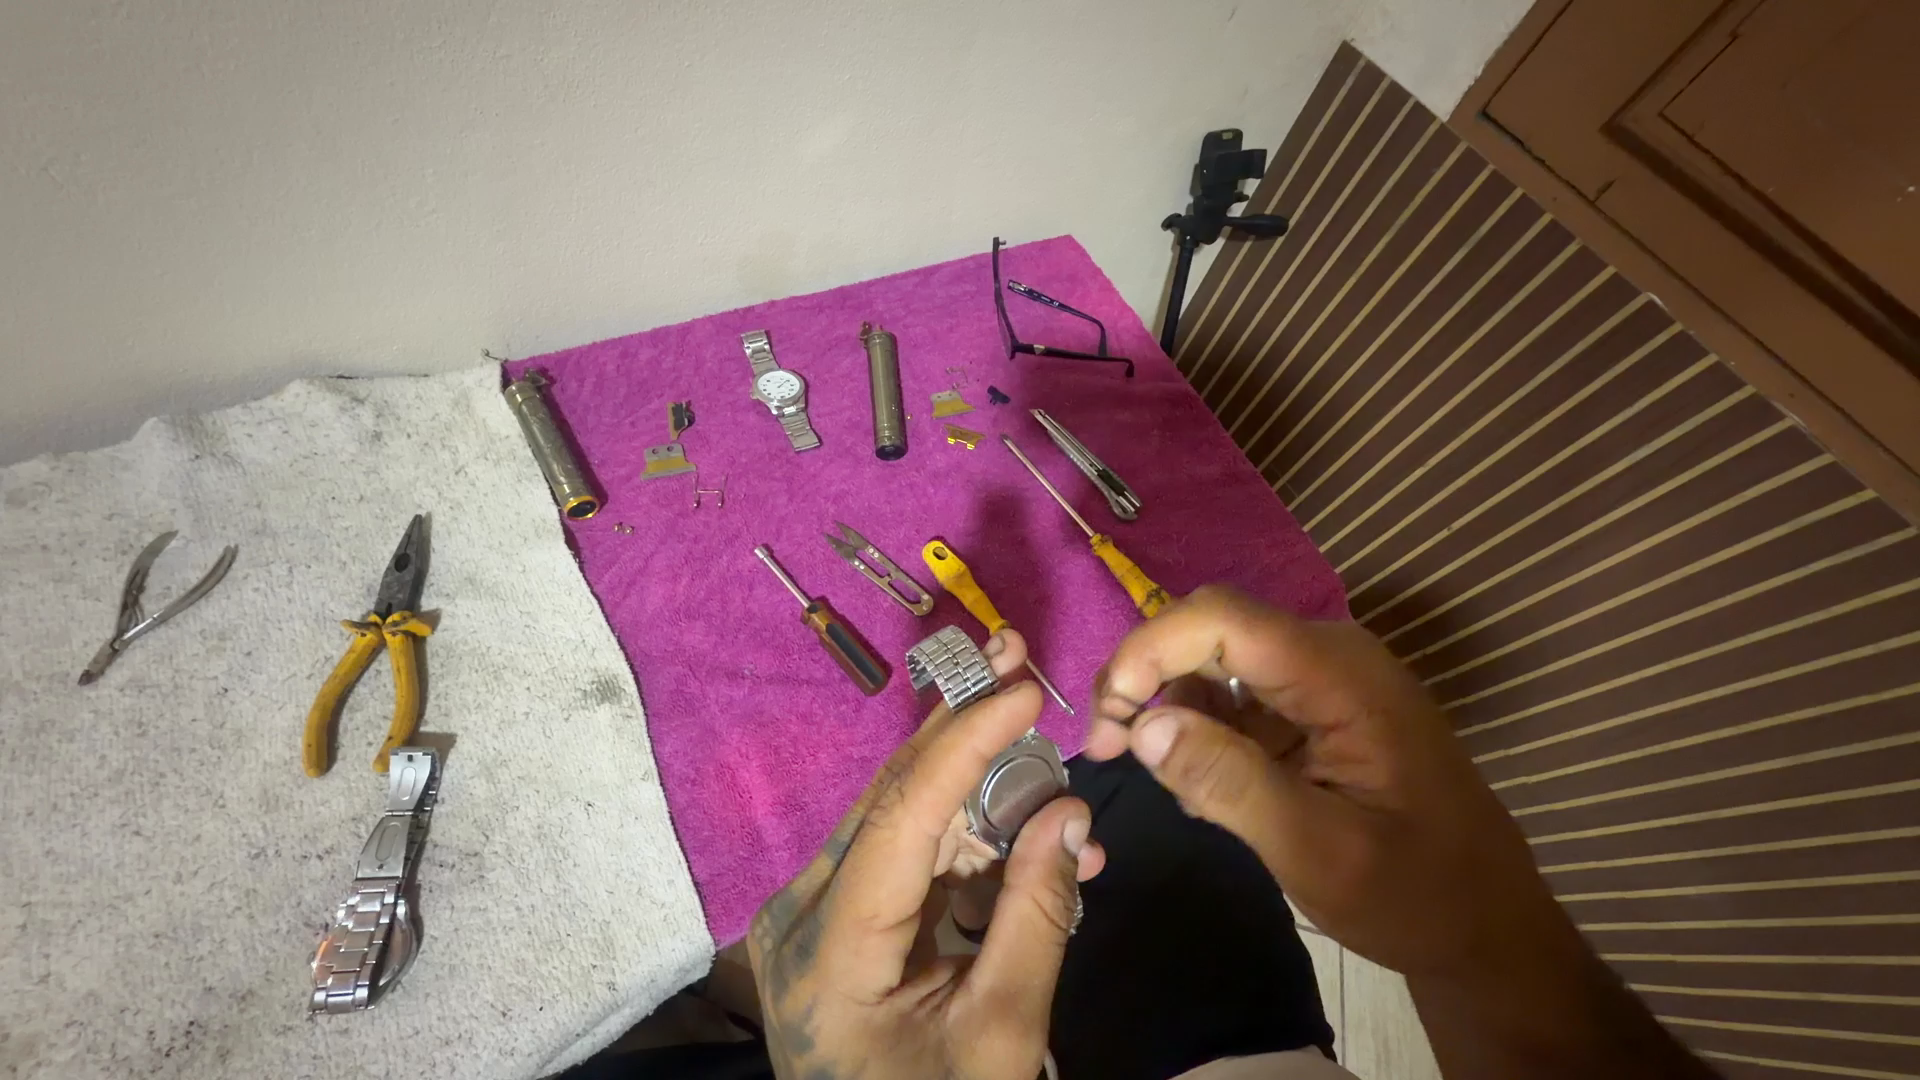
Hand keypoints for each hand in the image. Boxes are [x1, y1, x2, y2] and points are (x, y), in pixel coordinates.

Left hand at [749, 629, 1105, 1079]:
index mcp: (829, 948)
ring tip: (1048, 759)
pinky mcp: (841, 914)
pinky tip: (1034, 837)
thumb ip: (1036, 918)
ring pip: (908, 814)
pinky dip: (974, 839)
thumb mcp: (1000, 1037)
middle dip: (963, 725)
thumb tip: (1072, 810)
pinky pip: (913, 854)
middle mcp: (806, 908)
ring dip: (983, 787)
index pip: (903, 813)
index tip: (1023, 688)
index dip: (967, 740)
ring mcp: (819, 908)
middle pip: (896, 794)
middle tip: (1012, 657)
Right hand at [1084, 585, 1575, 980]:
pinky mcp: (1313, 706)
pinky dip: (1199, 727)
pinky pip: (1236, 693)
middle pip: (1210, 629)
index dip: (1150, 648)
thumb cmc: (1415, 895)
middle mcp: (1328, 655)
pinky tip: (1197, 781)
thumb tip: (1142, 727)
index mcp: (1339, 673)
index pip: (1222, 618)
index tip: (1110, 716)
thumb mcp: (1318, 851)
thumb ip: (1230, 782)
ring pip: (1215, 658)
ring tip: (1151, 770)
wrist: (1489, 930)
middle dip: (1147, 675)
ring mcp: (1322, 679)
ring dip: (1167, 702)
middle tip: (1107, 743)